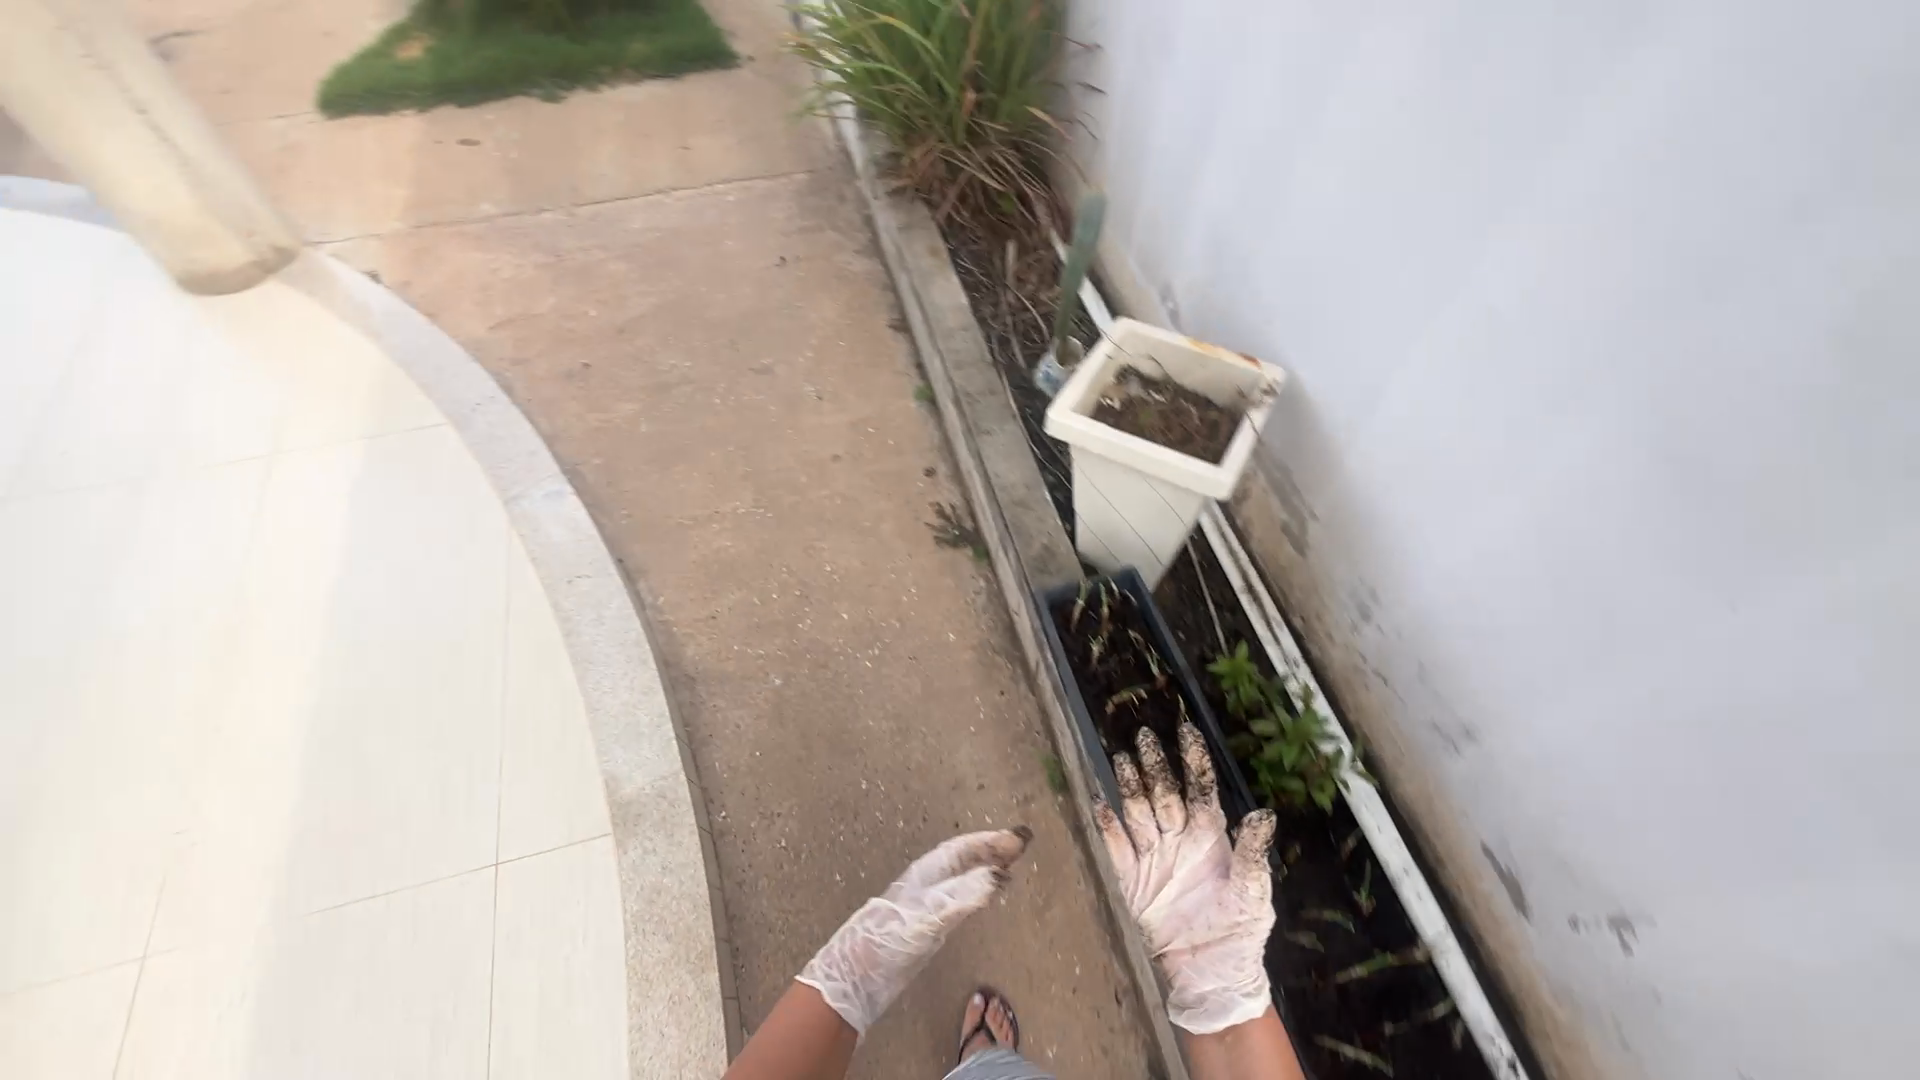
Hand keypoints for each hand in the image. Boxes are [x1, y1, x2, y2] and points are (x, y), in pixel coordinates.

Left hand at [797, 828, 1030, 1034]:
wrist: (852, 982)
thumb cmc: (883, 946)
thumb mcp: (924, 920)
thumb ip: (959, 898)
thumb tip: (996, 876)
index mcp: (924, 875)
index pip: (961, 850)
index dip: (989, 842)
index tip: (1017, 839)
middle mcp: (925, 884)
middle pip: (962, 860)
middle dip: (990, 851)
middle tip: (1020, 846)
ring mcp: (924, 905)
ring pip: (960, 877)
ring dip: (984, 868)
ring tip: (1007, 865)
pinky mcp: (923, 926)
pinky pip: (956, 899)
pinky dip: (974, 892)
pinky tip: (981, 897)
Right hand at [1097, 723, 1277, 1034]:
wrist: (1209, 975)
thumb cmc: (1240, 931)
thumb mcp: (1254, 893)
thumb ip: (1253, 853)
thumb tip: (1264, 813)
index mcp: (1210, 835)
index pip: (1199, 787)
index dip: (1193, 759)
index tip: (1185, 729)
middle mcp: (1178, 836)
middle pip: (1163, 792)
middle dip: (1155, 764)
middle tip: (1144, 736)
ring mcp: (1153, 855)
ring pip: (1137, 810)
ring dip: (1129, 785)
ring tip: (1121, 758)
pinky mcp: (1132, 878)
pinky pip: (1116, 845)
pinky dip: (1107, 825)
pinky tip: (1099, 803)